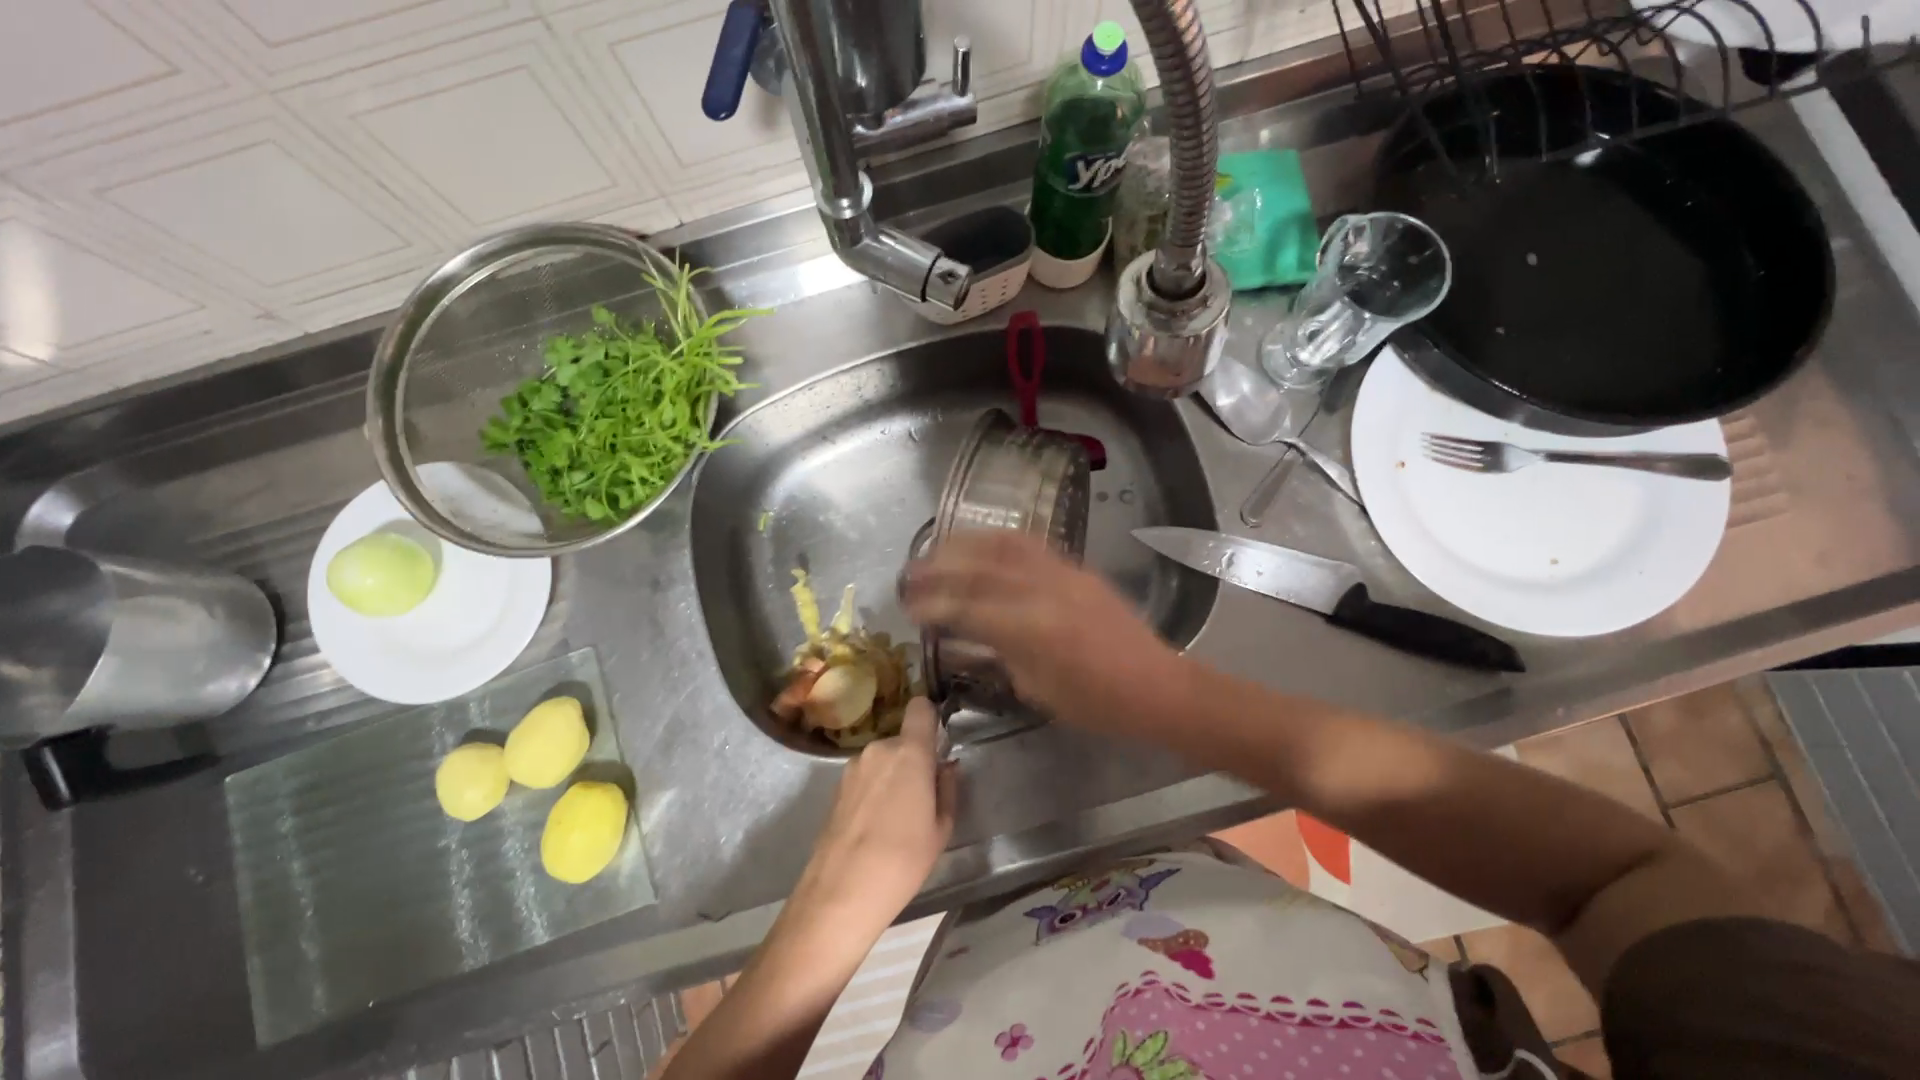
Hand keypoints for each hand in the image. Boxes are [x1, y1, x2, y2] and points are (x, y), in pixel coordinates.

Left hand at [790, 699, 955, 935]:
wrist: (842, 892)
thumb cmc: (903, 859)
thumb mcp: (941, 829)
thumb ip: (947, 789)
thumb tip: (946, 766)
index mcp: (909, 753)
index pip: (920, 709)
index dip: (930, 716)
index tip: (938, 738)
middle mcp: (877, 750)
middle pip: (902, 742)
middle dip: (913, 761)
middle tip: (922, 799)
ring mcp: (852, 768)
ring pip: (882, 761)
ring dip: (892, 778)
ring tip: (897, 819)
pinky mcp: (835, 788)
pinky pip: (865, 778)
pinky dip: (873, 792)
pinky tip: (875, 827)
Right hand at [900, 531, 1183, 725]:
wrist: (1156, 685)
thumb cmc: (1096, 703)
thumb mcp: (1037, 690)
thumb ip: (1000, 655)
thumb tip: (969, 636)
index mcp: (1032, 630)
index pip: (969, 608)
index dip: (933, 605)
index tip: (908, 606)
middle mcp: (1044, 592)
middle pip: (980, 570)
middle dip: (939, 569)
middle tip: (910, 573)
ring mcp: (1062, 574)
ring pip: (1004, 546)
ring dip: (965, 544)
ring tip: (937, 548)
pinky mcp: (1077, 568)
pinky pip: (1031, 544)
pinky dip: (999, 539)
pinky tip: (982, 543)